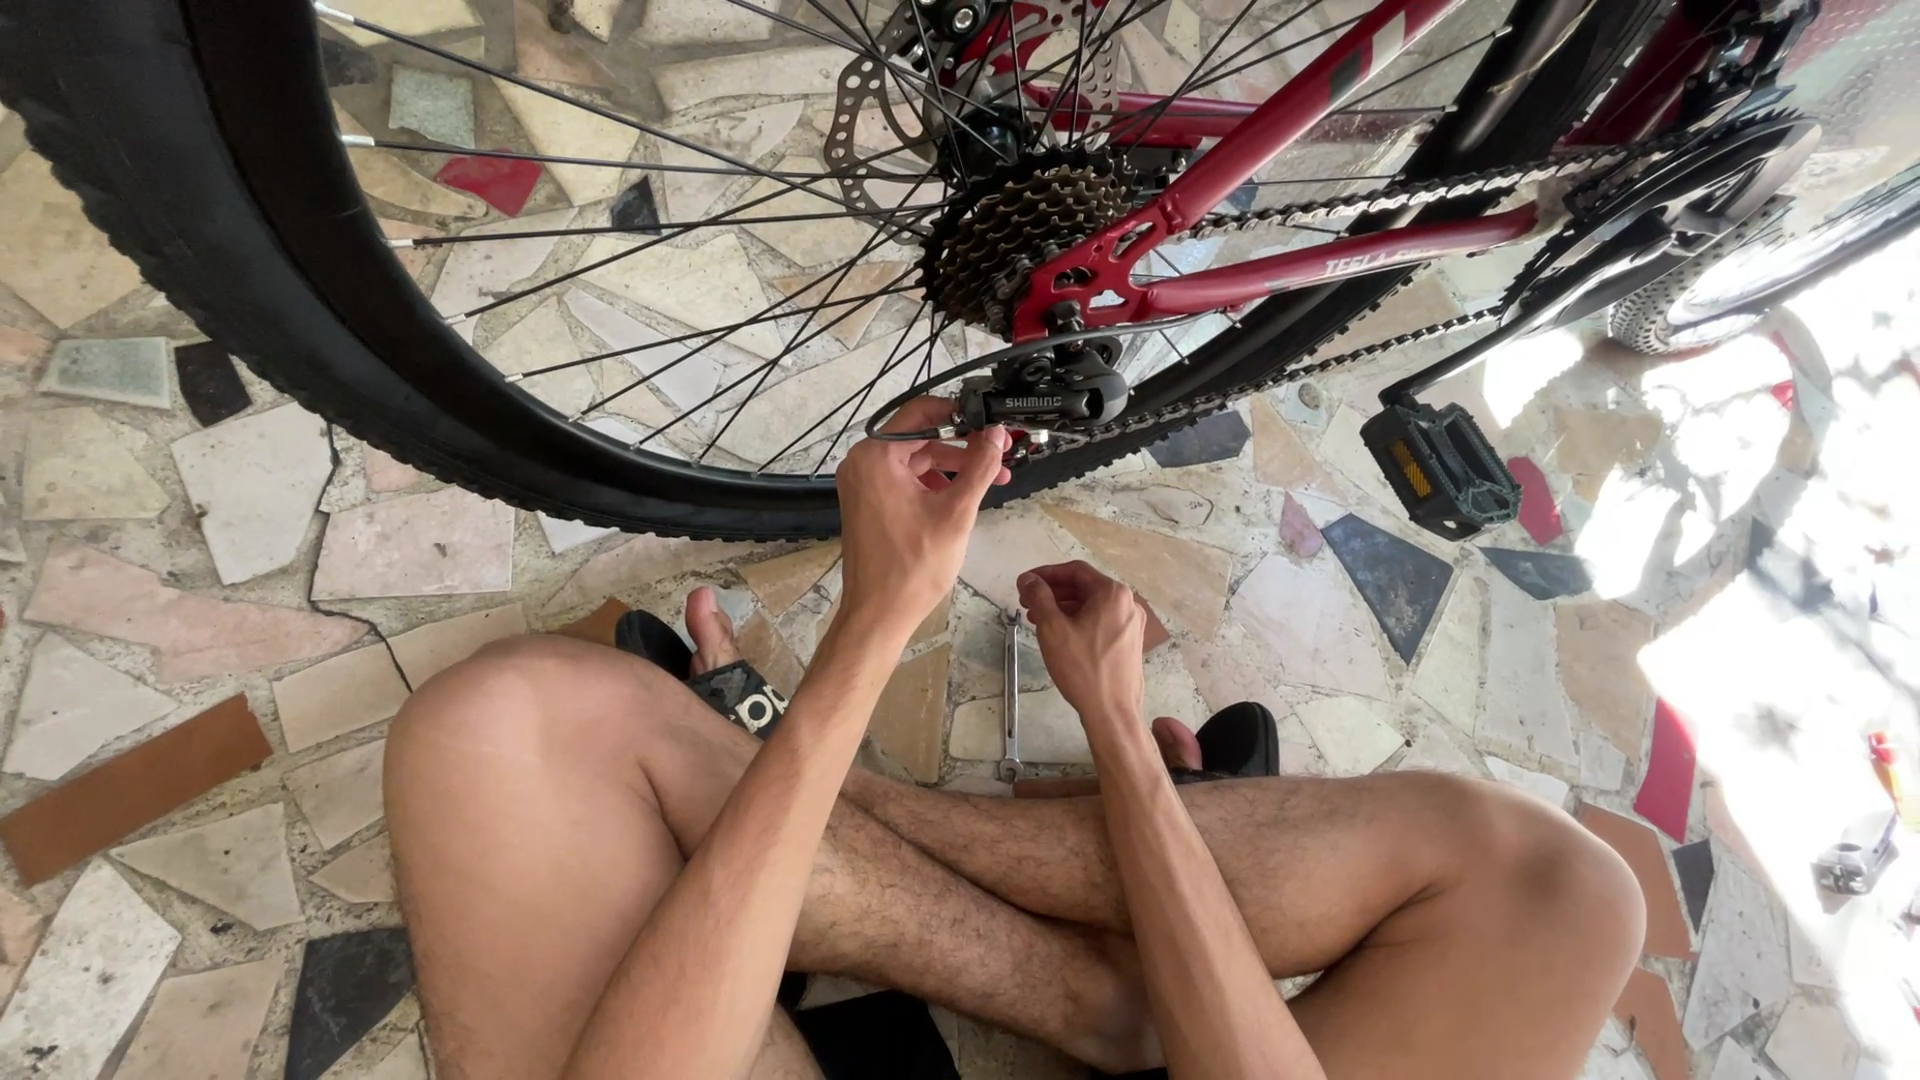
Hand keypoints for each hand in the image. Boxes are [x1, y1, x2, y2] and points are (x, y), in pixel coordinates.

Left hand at [836, 397, 1010, 634]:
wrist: (880, 612)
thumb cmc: (910, 570)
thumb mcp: (956, 512)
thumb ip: (979, 467)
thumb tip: (996, 436)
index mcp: (876, 458)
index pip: (921, 412)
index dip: (960, 414)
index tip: (989, 422)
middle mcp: (863, 464)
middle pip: (921, 436)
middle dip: (963, 445)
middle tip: (999, 452)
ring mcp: (863, 483)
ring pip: (916, 459)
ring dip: (953, 466)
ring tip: (991, 478)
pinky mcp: (869, 501)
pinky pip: (905, 479)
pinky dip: (935, 483)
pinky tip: (963, 495)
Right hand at [1018, 561, 1145, 729]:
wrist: (1112, 712)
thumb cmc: (1082, 668)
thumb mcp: (1053, 628)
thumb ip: (1039, 597)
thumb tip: (1028, 579)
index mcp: (1113, 593)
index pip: (1075, 570)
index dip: (1046, 574)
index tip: (1024, 583)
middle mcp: (1128, 603)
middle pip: (1084, 587)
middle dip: (1053, 592)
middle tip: (1026, 602)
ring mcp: (1132, 624)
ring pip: (1092, 605)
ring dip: (1063, 607)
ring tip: (1037, 620)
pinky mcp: (1130, 642)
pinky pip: (1100, 621)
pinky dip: (1078, 621)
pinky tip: (1059, 634)